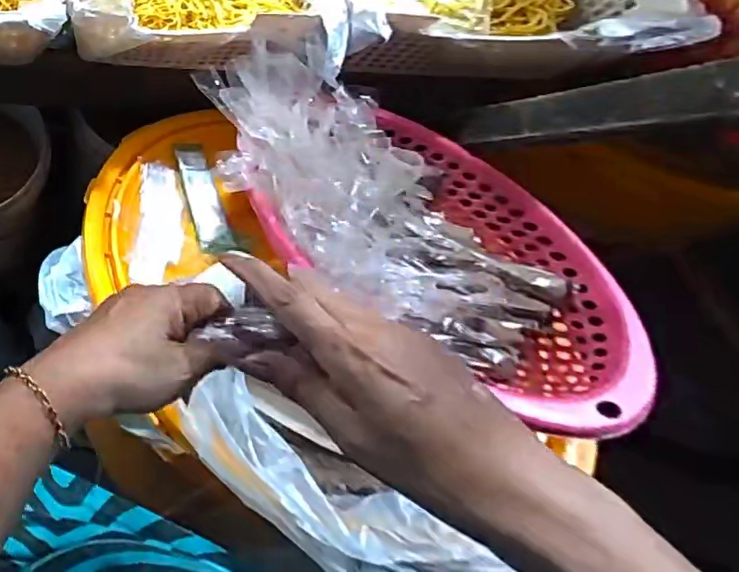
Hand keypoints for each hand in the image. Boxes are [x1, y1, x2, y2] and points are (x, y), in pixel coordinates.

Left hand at [22, 282, 230, 431]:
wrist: (70, 379)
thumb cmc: (132, 370)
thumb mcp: (182, 368)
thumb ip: (213, 352)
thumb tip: (237, 342)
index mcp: (166, 296)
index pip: (212, 294)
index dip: (231, 319)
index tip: (240, 349)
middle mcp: (144, 291)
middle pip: (187, 305)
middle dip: (204, 333)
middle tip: (211, 368)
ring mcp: (122, 304)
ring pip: (165, 317)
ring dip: (180, 342)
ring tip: (182, 374)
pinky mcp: (108, 320)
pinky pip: (144, 325)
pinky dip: (156, 343)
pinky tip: (152, 370)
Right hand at [213, 254, 559, 523]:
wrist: (514, 481)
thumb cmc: (421, 464)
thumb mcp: (348, 432)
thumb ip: (296, 383)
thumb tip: (249, 352)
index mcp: (346, 348)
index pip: (288, 296)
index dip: (253, 273)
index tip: (225, 257)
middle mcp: (368, 324)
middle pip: (309, 283)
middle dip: (278, 289)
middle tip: (260, 320)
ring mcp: (396, 326)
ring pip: (334, 296)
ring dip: (307, 305)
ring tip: (298, 344)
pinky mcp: (416, 336)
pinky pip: (359, 312)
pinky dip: (335, 320)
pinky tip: (342, 359)